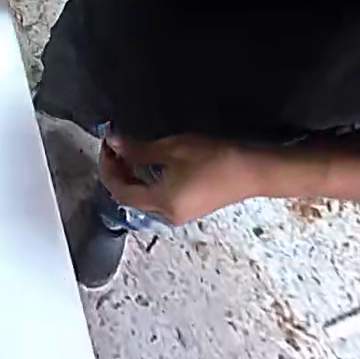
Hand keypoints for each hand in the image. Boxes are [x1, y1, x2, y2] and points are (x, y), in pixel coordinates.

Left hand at [100, 134, 276, 225]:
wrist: (253, 171)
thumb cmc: (213, 158)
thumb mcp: (172, 149)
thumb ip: (139, 150)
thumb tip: (113, 143)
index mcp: (161, 203)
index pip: (119, 191)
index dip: (108, 166)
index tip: (106, 143)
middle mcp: (166, 215)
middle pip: (128, 197)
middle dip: (117, 171)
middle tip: (115, 145)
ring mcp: (178, 214)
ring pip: (141, 198)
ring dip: (130, 175)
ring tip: (127, 150)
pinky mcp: (188, 208)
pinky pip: (155, 197)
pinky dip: (144, 180)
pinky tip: (146, 162)